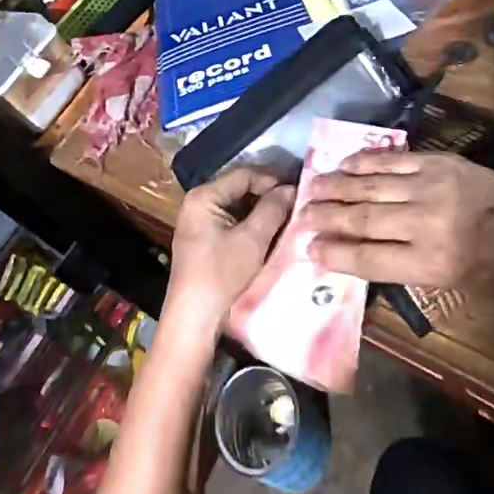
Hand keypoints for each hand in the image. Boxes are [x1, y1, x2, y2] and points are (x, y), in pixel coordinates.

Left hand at [165, 167, 295, 328]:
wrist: (194, 319)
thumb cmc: (221, 275)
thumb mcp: (253, 239)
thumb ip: (273, 208)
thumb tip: (291, 188)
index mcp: (203, 197)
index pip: (244, 174)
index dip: (273, 179)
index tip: (299, 189)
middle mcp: (197, 203)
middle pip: (240, 189)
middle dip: (269, 195)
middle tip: (297, 203)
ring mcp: (200, 222)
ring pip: (239, 206)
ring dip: (263, 211)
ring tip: (290, 217)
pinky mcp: (205, 240)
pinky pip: (234, 222)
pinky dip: (253, 225)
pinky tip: (273, 233)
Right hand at [300, 152, 493, 295]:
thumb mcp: (453, 287)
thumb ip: (406, 269)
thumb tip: (359, 253)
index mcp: (431, 265)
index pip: (367, 258)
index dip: (332, 253)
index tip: (308, 248)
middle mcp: (426, 225)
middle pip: (362, 218)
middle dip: (325, 216)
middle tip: (299, 213)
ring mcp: (432, 187)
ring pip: (371, 185)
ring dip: (337, 185)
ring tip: (311, 186)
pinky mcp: (440, 162)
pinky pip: (393, 158)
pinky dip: (366, 160)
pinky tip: (346, 162)